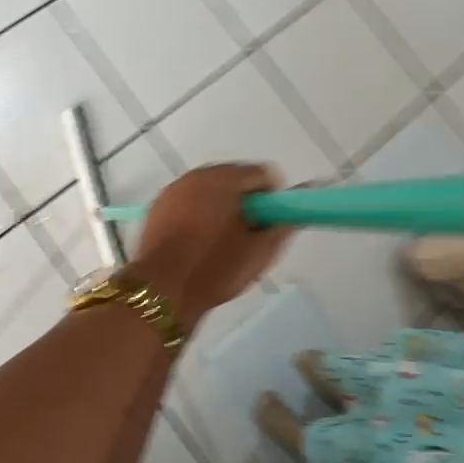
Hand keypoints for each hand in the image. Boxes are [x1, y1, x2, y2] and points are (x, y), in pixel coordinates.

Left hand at [125, 163, 294, 329]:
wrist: (163, 289)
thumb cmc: (215, 268)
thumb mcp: (260, 249)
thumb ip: (286, 220)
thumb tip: (307, 192)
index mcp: (222, 180)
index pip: (262, 173)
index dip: (272, 198)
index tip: (269, 224)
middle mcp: (194, 176)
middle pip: (232, 177)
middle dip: (246, 200)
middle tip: (249, 233)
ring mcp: (172, 189)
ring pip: (207, 188)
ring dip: (220, 204)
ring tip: (224, 239)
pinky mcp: (156, 206)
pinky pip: (186, 200)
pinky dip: (197, 211)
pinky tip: (199, 240)